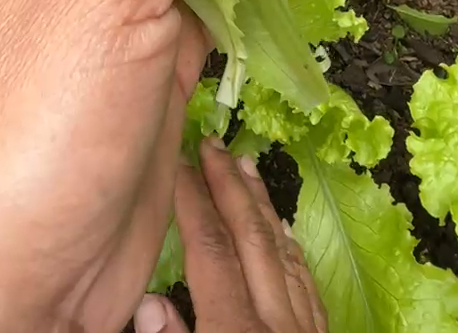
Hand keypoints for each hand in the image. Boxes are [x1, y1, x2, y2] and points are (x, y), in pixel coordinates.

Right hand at [133, 139, 327, 332]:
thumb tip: (150, 301)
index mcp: (234, 332)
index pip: (210, 249)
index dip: (192, 200)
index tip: (179, 160)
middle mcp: (274, 323)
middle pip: (251, 238)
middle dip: (229, 184)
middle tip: (212, 143)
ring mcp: (303, 332)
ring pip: (283, 252)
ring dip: (262, 203)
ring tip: (246, 164)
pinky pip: (308, 284)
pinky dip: (292, 248)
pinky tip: (284, 227)